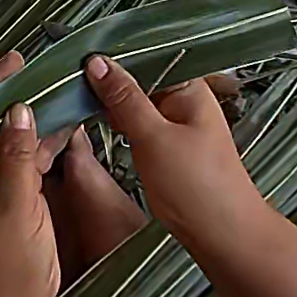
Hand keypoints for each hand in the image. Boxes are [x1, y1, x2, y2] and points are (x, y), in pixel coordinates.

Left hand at [0, 52, 62, 296]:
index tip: (16, 58)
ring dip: (39, 120)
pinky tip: (64, 127)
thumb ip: (16, 159)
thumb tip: (17, 110)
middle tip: (48, 69)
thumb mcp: (13, 211)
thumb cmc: (3, 272)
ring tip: (63, 89)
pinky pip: (28, 164)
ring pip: (17, 143)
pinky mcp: (13, 201)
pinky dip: (45, 147)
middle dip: (23, 98)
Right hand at [82, 55, 263, 250]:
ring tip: (78, 97)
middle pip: (139, 78)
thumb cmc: (197, 186)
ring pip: (135, 101)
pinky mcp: (167, 145)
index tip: (79, 56)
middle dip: (108, 80)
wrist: (225, 240)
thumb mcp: (153, 136)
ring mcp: (175, 123)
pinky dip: (119, 121)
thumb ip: (124, 98)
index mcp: (188, 87)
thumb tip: (96, 62)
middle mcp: (183, 100)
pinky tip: (99, 121)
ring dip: (111, 102)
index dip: (114, 56)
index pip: (146, 57)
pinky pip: (138, 122)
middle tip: (71, 79)